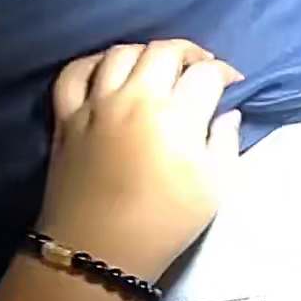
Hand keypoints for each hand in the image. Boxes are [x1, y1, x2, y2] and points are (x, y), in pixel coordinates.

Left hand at [36, 40, 242, 279]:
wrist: (102, 248)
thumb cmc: (169, 220)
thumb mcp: (215, 187)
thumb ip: (224, 143)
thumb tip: (228, 115)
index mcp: (178, 115)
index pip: (206, 75)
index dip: (225, 73)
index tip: (234, 84)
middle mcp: (136, 97)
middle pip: (164, 52)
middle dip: (190, 54)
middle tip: (202, 68)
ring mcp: (96, 104)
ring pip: (121, 53)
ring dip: (146, 53)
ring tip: (159, 67)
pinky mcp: (67, 116)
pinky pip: (75, 73)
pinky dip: (94, 63)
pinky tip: (107, 70)